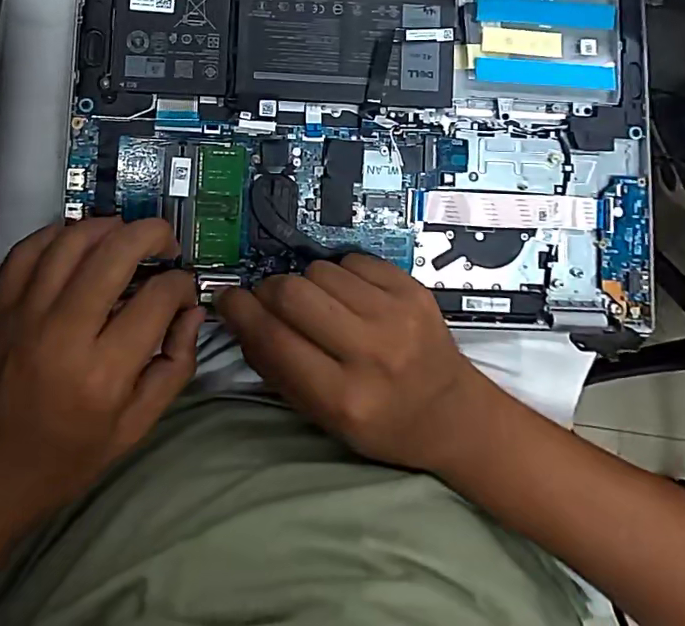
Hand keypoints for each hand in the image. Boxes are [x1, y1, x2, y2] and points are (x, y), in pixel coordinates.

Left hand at [0, 218, 204, 529]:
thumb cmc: (60, 462)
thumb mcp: (131, 431)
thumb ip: (172, 368)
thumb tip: (191, 312)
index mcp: (102, 373)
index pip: (156, 299)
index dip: (181, 284)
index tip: (184, 287)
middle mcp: (62, 332)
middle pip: (115, 252)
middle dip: (151, 234)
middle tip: (165, 243)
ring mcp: (23, 312)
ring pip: (71, 240)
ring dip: (107, 226)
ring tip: (126, 235)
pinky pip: (28, 249)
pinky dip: (57, 234)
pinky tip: (76, 241)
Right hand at [214, 254, 487, 471]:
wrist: (455, 415)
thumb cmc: (380, 423)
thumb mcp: (321, 416)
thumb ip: (274, 366)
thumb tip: (238, 315)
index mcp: (345, 399)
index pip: (273, 339)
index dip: (240, 312)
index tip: (229, 300)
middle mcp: (373, 355)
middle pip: (292, 293)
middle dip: (269, 291)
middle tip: (272, 301)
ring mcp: (398, 317)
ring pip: (319, 270)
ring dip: (307, 283)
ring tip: (321, 305)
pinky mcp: (414, 291)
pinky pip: (351, 260)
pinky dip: (340, 274)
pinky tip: (350, 297)